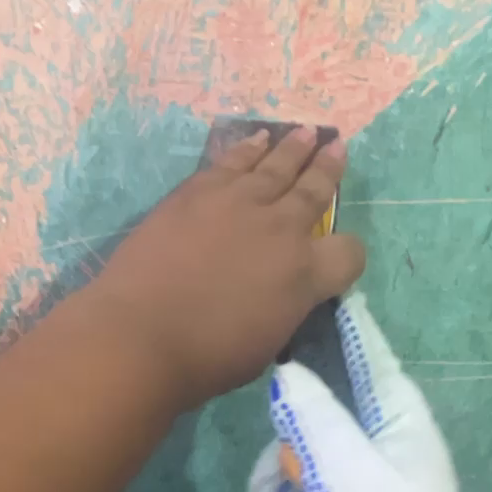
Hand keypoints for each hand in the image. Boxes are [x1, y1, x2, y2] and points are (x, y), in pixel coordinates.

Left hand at [85, 126, 366, 404]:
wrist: (142, 335)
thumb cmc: (205, 359)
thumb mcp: (265, 345)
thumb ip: (281, 309)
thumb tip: (277, 294)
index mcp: (304, 276)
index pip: (348, 254)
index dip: (347, 256)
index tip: (338, 258)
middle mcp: (281, 229)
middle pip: (315, 189)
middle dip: (328, 168)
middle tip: (335, 147)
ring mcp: (239, 203)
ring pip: (276, 165)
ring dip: (293, 149)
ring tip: (305, 133)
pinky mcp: (198, 192)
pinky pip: (233, 162)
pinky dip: (248, 149)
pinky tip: (255, 140)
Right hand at [237, 294, 491, 491]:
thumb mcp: (340, 467)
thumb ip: (313, 414)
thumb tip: (289, 373)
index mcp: (403, 430)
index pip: (376, 367)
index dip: (349, 338)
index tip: (321, 306)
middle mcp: (386, 453)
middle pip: (325, 421)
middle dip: (287, 447)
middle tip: (271, 472)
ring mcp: (363, 491)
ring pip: (304, 464)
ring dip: (275, 491)